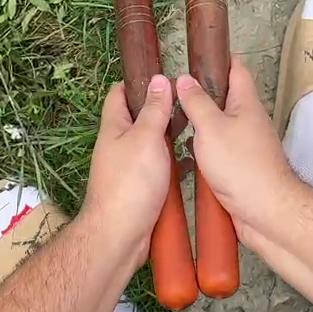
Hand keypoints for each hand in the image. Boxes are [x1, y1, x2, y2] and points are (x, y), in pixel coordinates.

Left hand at [80, 74, 175, 269]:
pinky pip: (158, 169)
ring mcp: (128, 168)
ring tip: (198, 129)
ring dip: (171, 138)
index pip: (119, 94)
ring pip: (151, 144)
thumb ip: (154, 110)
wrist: (120, 235)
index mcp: (114, 127)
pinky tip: (192, 163)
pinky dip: (173, 164)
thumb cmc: (131, 182)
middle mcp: (118, 144)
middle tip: (190, 104)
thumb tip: (159, 80)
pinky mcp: (140, 188)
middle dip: (162, 110)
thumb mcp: (146, 138)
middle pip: (139, 118)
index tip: (163, 76)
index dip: (137, 81)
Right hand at [175, 58, 304, 242]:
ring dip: (201, 121)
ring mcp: (247, 144)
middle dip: (203, 90)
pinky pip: (221, 148)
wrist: (266, 212)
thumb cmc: (240, 165)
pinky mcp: (242, 166)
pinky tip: (186, 151)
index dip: (219, 57)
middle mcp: (249, 120)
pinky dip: (204, 146)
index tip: (197, 52)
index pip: (236, 69)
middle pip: (226, 96)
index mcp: (246, 103)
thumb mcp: (211, 128)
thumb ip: (197, 102)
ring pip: (221, 124)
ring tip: (173, 117)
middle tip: (174, 89)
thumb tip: (184, 79)